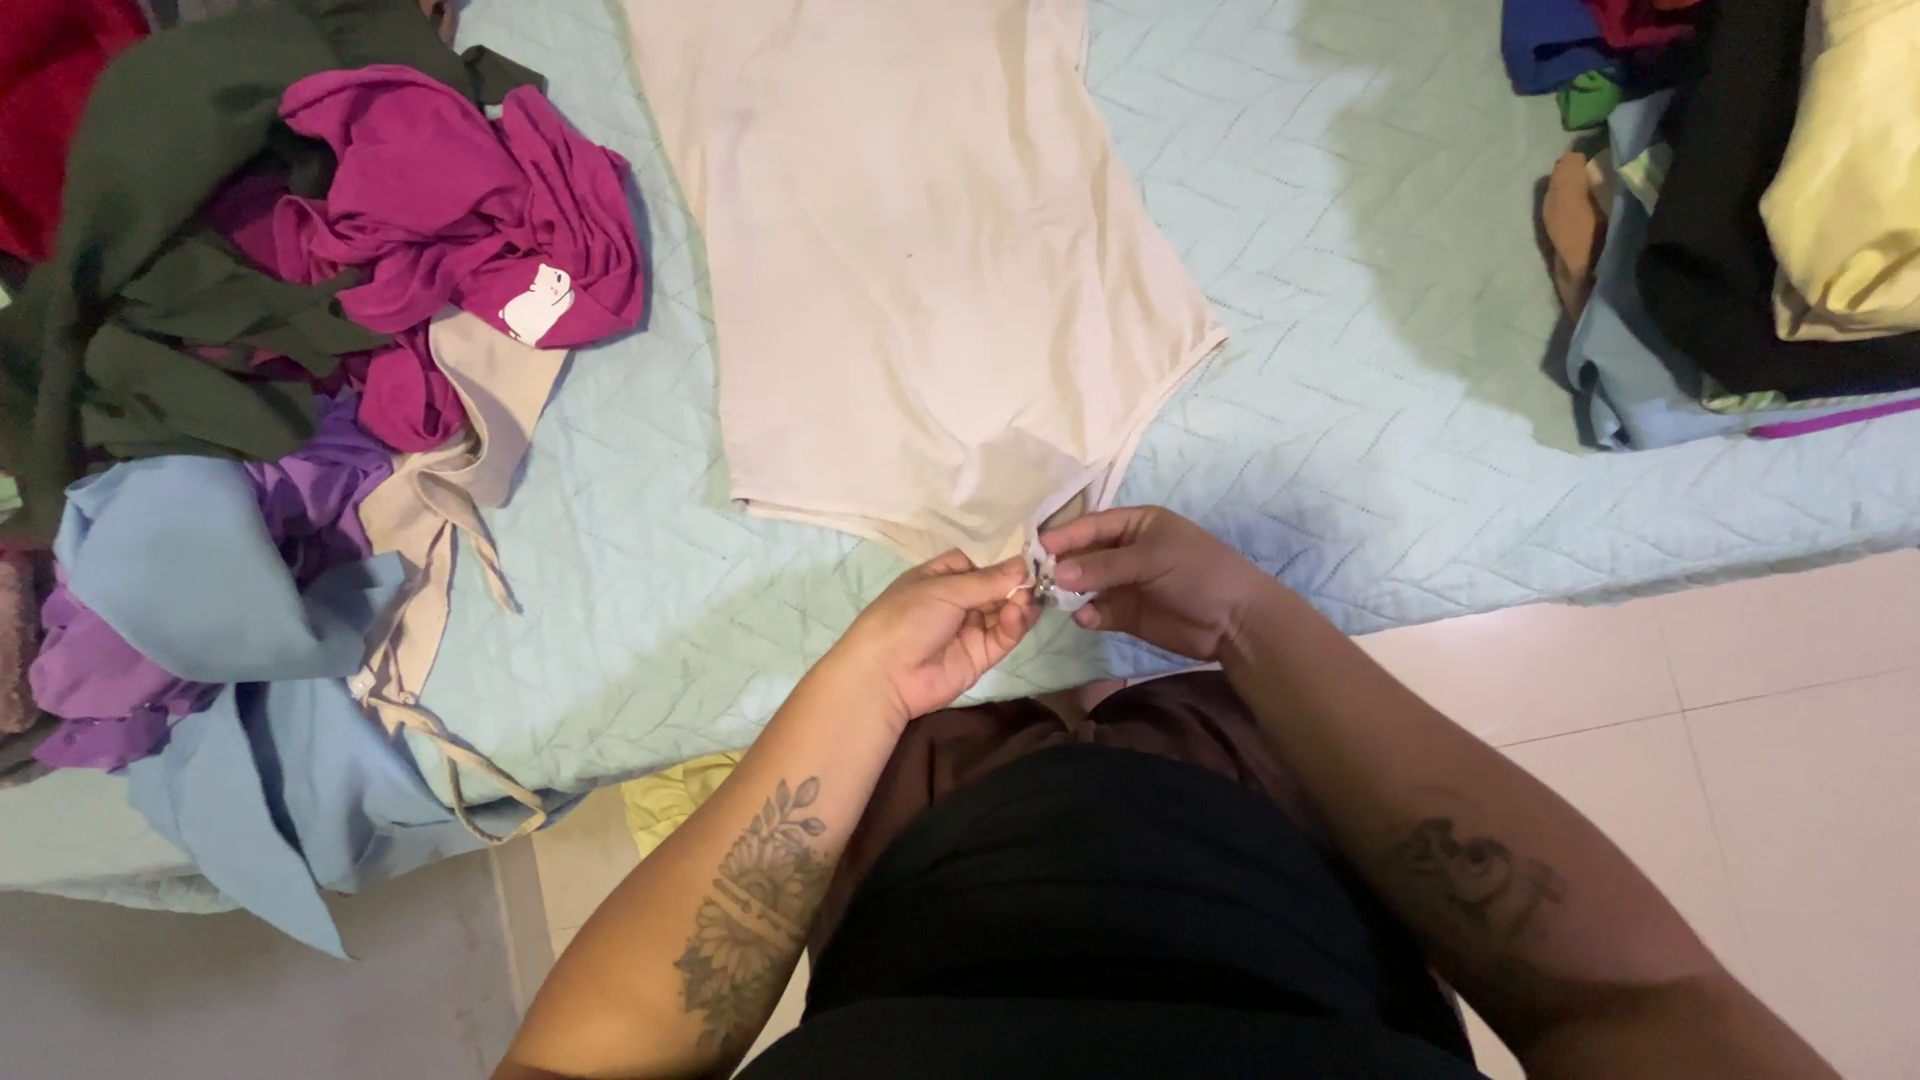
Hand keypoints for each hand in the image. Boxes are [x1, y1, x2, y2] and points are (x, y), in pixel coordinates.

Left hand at [814, 550, 1038, 728]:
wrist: (884, 675)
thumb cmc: (906, 618)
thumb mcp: (943, 589)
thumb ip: (987, 580)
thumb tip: (1024, 563)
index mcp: (940, 578)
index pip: (978, 563)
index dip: (1001, 559)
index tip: (1030, 554)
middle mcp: (956, 601)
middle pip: (996, 587)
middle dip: (1016, 582)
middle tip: (1039, 578)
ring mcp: (969, 629)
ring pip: (1004, 611)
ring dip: (1018, 603)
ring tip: (1027, 598)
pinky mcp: (981, 655)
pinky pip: (1004, 636)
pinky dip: (1015, 624)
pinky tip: (1019, 614)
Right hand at [1041, 506, 1279, 662]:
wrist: (1234, 621)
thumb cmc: (1198, 572)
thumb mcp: (1152, 559)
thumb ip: (1103, 566)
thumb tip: (1057, 574)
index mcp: (1135, 524)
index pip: (1091, 525)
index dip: (1065, 535)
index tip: (1037, 548)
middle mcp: (1125, 551)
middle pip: (1082, 555)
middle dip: (1061, 565)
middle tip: (1037, 578)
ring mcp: (1123, 584)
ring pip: (1084, 585)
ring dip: (1069, 592)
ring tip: (1054, 599)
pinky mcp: (1124, 615)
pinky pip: (1095, 611)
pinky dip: (1087, 614)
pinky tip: (1086, 618)